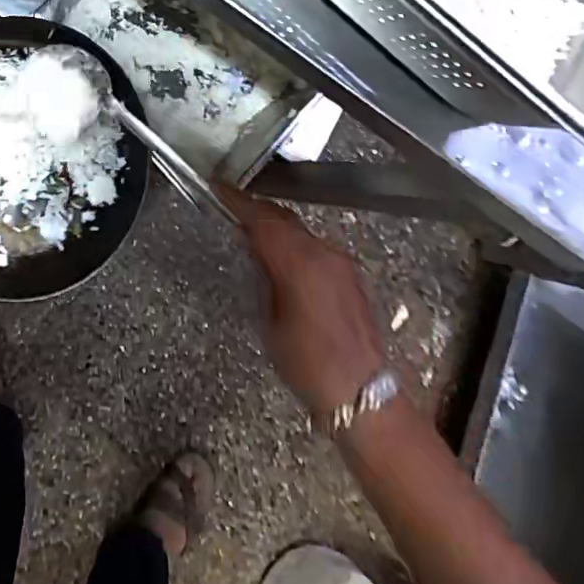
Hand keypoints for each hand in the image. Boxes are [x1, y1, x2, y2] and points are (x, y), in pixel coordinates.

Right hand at [221, 188, 387, 418]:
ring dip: (277, 229)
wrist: (364, 395)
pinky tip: (285, 260)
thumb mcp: (270, 321)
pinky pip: (317, 248)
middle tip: (233, 210)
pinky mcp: (352, 276)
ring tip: (254, 237)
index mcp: (299, 263)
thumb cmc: (308, 364)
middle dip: (257, 211)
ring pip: (302, 232)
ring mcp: (342, 263)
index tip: (220, 188)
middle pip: (284, 219)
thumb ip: (262, 277)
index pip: (263, 220)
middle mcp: (324, 254)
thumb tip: (255, 251)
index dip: (238, 201)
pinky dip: (296, 245)